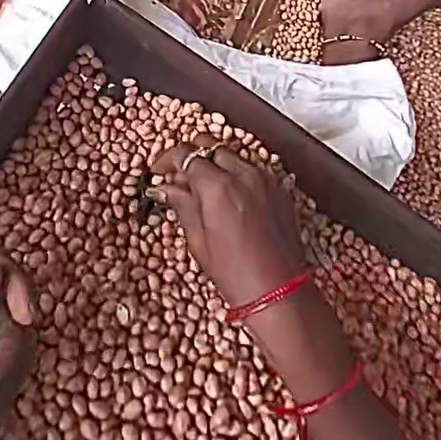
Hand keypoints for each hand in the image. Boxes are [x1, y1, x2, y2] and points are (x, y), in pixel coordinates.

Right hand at [152, 138, 305, 306]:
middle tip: (180, 176)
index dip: (167, 159)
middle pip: (210, 146)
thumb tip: (166, 187)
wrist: (280, 293)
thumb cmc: (235, 274)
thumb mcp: (198, 240)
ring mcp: (265, 180)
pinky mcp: (280, 190)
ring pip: (233, 155)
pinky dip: (238, 174)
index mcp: (218, 187)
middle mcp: (243, 176)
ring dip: (216, 164)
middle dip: (192, 156)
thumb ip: (183, 204)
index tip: (160, 169)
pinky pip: (254, 169)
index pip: (185, 155)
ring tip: (205, 187)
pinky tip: (230, 195)